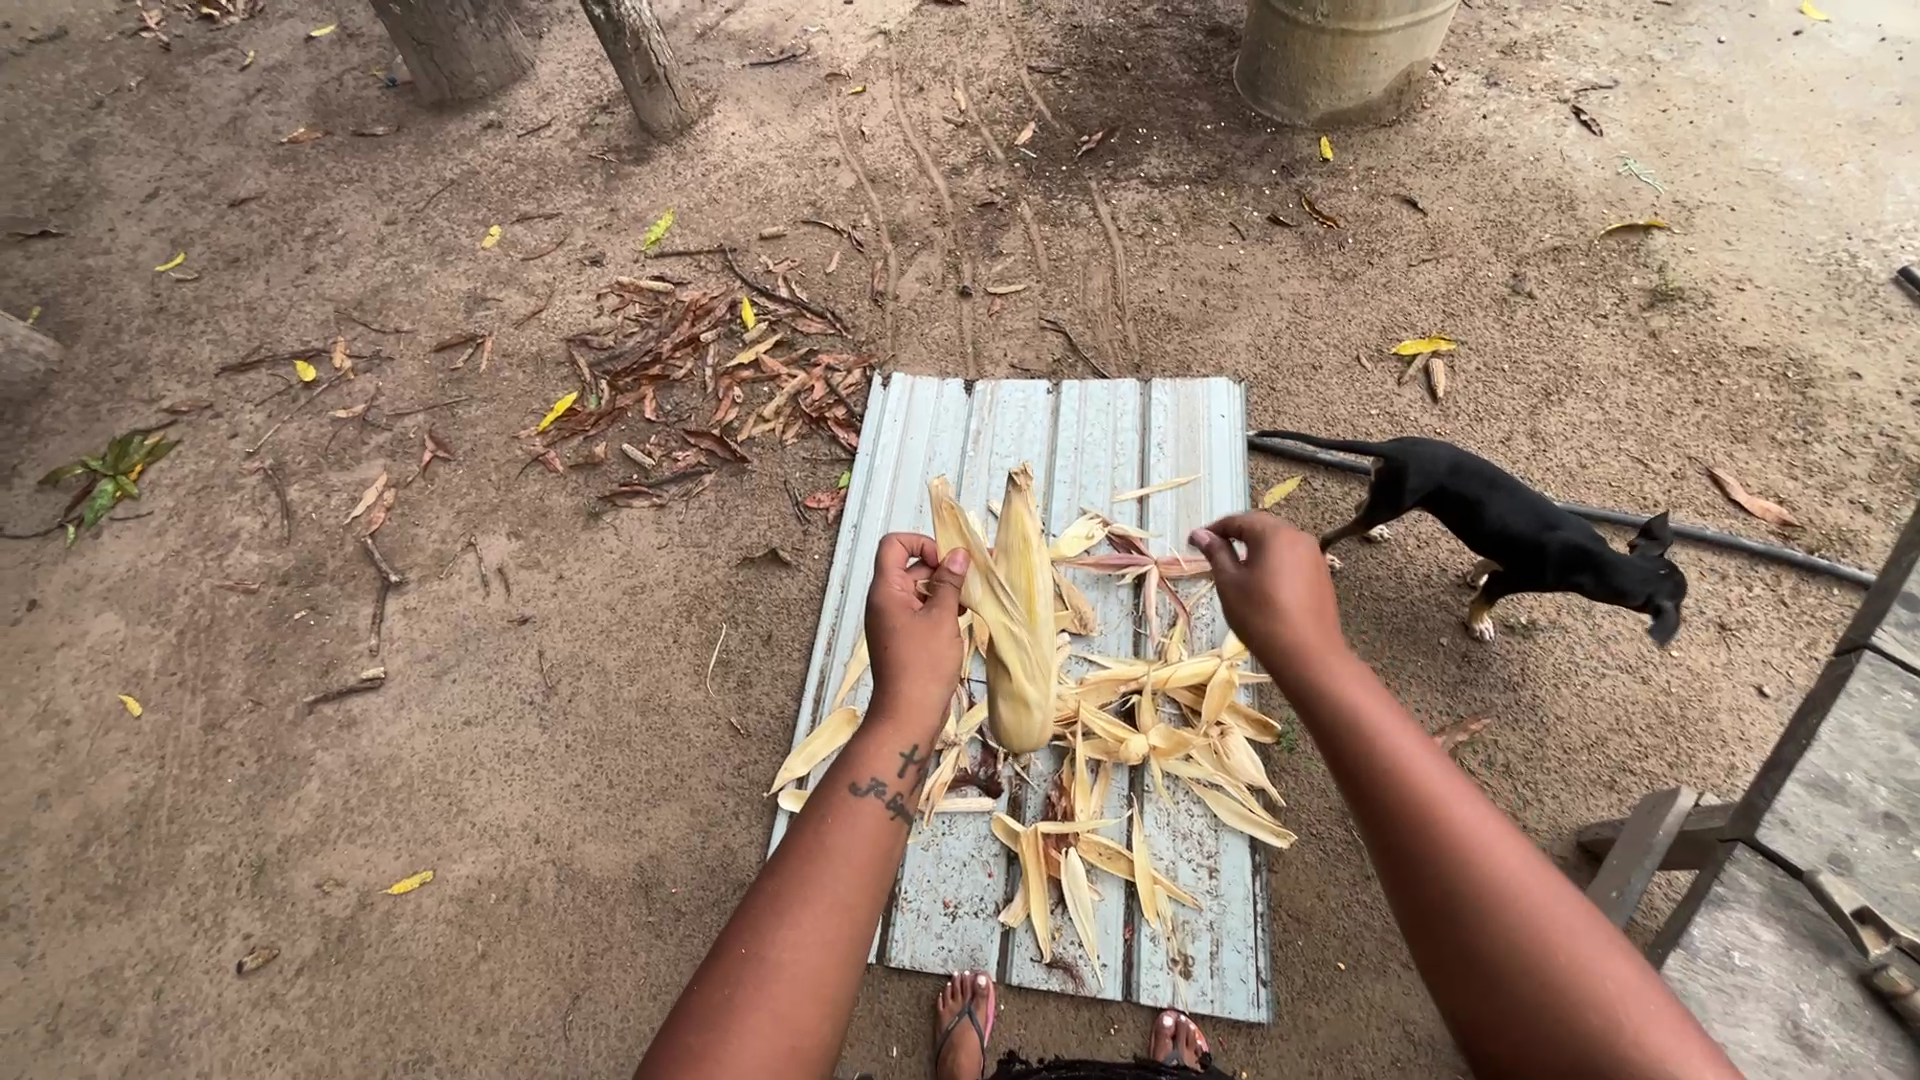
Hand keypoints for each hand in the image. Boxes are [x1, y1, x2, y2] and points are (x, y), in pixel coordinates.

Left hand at [863, 533, 969, 727]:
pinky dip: (942, 607)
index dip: (921, 543)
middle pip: (911, 566)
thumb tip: (959, 554)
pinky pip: (922, 610)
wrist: (908, 714)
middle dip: (943, 567)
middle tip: (975, 575)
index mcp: (886, 590)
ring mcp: (894, 620)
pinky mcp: (905, 636)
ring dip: (946, 588)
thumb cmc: (923, 665)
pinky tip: (965, 614)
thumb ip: (950, 582)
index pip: (894, 544)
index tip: (945, 561)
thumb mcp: (942, 617)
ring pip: (920, 589)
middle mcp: (885, 601)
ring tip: (974, 597)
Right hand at [1189, 513, 1347, 684]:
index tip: (1194, 542)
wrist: (1307, 654)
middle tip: (1212, 551)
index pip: (1239, 520)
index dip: (1214, 529)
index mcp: (1274, 534)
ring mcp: (1314, 555)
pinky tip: (1261, 581)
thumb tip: (1200, 533)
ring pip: (1278, 541)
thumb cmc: (1260, 616)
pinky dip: (1272, 561)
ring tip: (1235, 566)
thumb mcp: (1229, 583)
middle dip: (1235, 534)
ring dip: (1255, 547)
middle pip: (1261, 526)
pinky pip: (1291, 557)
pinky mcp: (1321, 574)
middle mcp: (1298, 537)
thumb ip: (1216, 553)